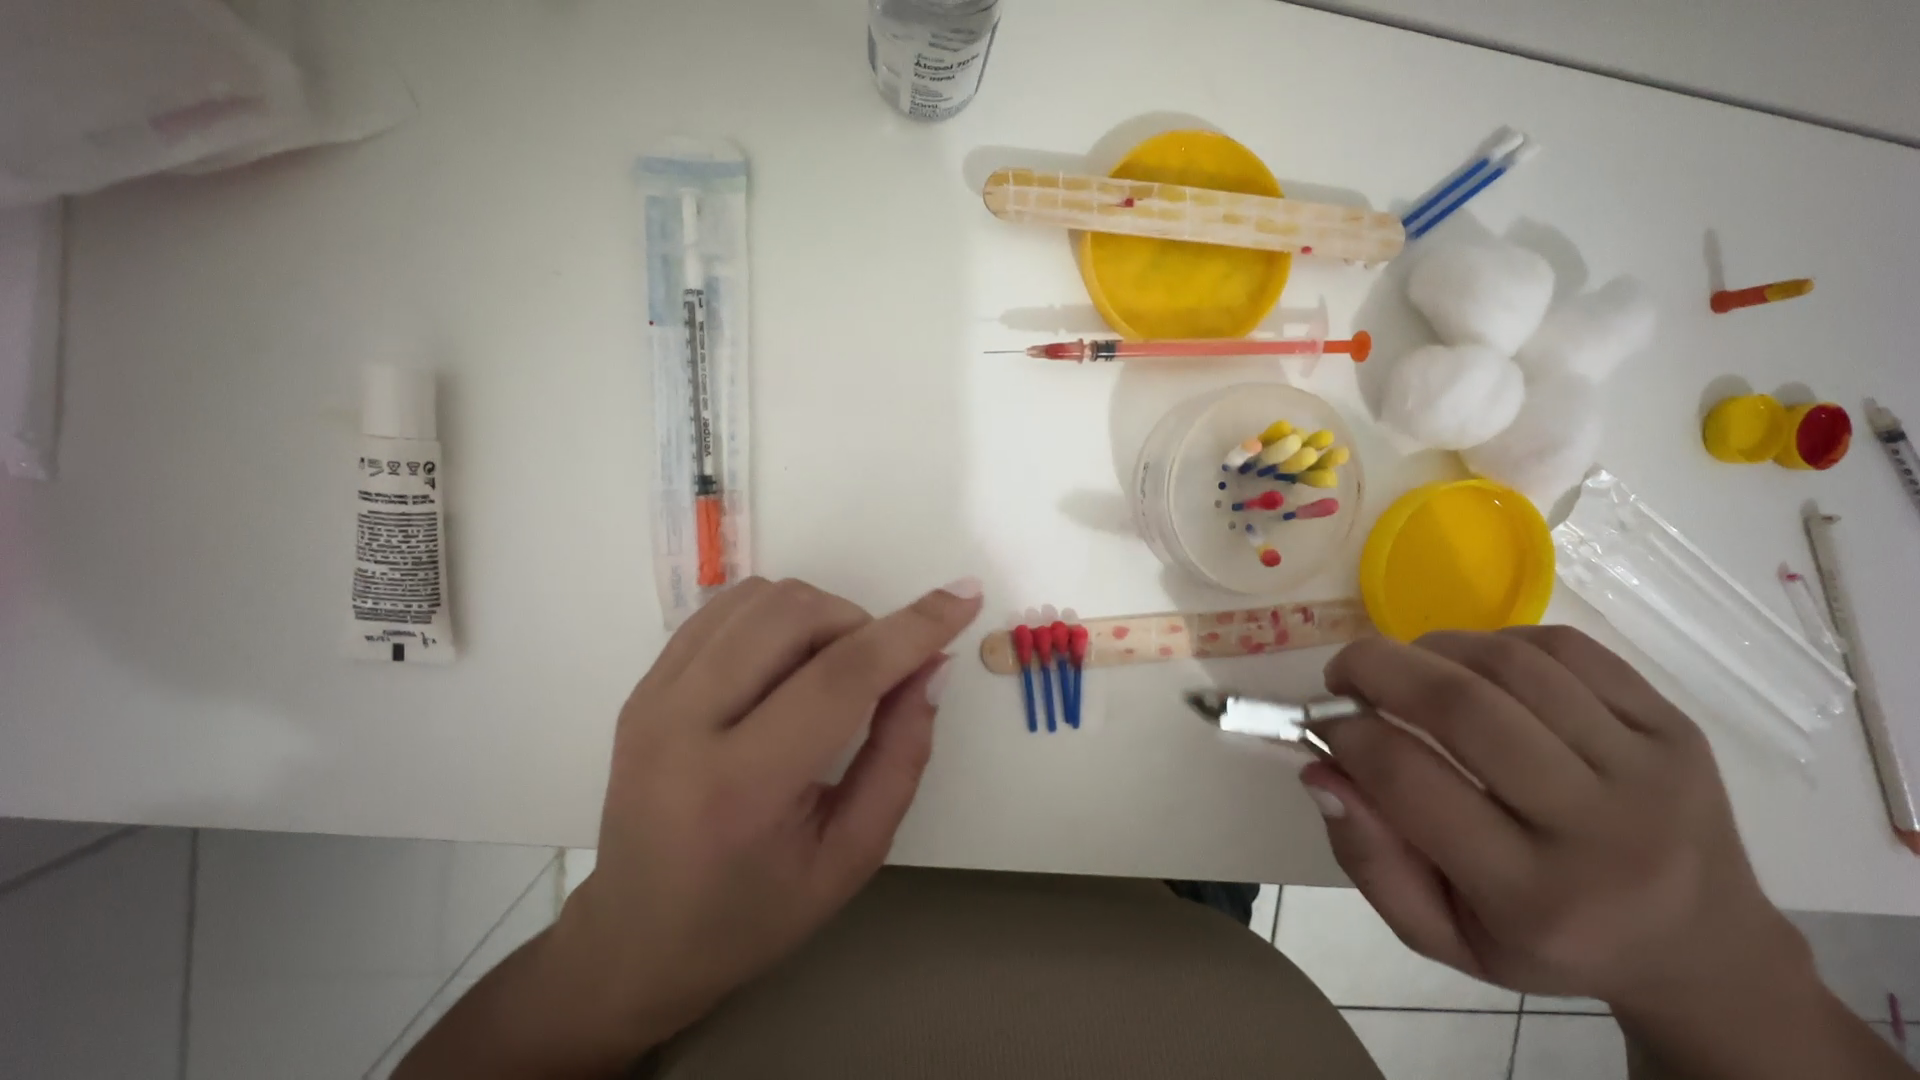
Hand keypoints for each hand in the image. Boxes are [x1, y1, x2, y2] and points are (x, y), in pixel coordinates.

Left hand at [539, 576, 982, 1060]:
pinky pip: (723, 610)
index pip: (839, 678)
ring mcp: (653, 697)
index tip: (964, 597)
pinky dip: (775, 617)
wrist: (639, 935)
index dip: (912, 629)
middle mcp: (682, 725)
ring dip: (818, 614)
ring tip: (831, 671)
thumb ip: (901, 756)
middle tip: (879, 675)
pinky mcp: (643, 685)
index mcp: (739, 788)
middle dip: (861, 623)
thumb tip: (932, 667)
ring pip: (757, 598)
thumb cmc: (755, 913)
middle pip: (792, 615)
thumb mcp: (852, 856)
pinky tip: (788, 663)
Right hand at [1300, 627, 1811, 1011]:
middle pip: (1464, 707)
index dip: (1348, 736)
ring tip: (1404, 668)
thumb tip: (1320, 768)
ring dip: (1432, 648)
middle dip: (1378, 668)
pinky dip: (1497, 641)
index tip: (1322, 723)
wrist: (1698, 946)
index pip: (1413, 782)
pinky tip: (1474, 667)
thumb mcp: (1440, 934)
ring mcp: (1650, 768)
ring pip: (1513, 663)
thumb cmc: (1546, 943)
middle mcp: (1602, 829)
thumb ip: (1369, 858)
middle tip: (1343, 672)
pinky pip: (1568, 649)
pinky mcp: (1675, 726)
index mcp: (1536, 897)